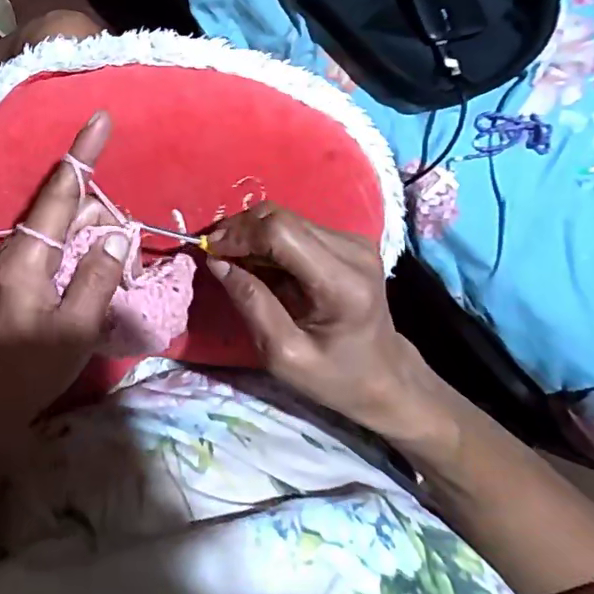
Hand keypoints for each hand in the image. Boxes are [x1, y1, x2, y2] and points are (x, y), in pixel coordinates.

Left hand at [0, 112, 127, 449]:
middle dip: (104, 222)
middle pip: (70, 210)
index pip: (60, 192)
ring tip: (113, 283)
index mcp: (28, 255)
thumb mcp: (76, 326)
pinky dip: (85, 258)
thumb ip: (99, 275)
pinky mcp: (24, 278)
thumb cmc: (32, 368)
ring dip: (97, 245)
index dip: (82, 154)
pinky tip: (98, 283)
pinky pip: (61, 252)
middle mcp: (20, 249)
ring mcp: (20, 263)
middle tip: (123, 267)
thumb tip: (118, 235)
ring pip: (68, 232)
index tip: (100, 119)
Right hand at [204, 203, 462, 453]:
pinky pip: (295, 227)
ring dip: (250, 234)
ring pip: (284, 217)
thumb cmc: (334, 376)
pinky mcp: (348, 241)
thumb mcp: (283, 355)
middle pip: (280, 217)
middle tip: (213, 254)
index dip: (239, 235)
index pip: (281, 232)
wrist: (384, 376)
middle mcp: (352, 251)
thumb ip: (251, 305)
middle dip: (239, 231)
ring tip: (230, 260)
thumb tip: (217, 263)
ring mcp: (353, 241)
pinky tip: (256, 263)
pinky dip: (266, 240)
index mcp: (341, 283)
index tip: (208, 252)